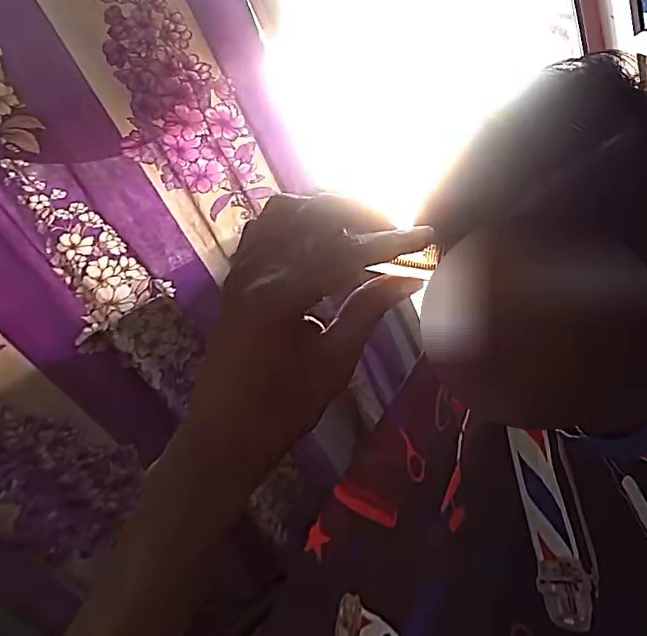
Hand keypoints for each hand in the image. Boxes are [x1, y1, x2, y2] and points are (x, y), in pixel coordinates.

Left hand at [183, 194, 430, 481]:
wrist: (219, 437)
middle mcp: (258, 270)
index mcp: (280, 296)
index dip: (390, 242)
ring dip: (327, 209)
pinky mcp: (238, 274)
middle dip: (361, 215)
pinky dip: (297, 218)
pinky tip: (320, 235)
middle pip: (315, 216)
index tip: (426, 235)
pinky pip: (266, 225)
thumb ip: (368, 311)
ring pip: (287, 210)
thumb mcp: (333, 364)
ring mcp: (243, 268)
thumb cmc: (279, 411)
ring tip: (360, 227)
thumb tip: (410, 277)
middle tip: (395, 232)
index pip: (346, 252)